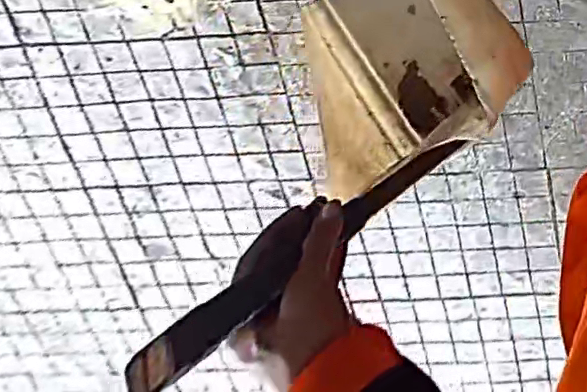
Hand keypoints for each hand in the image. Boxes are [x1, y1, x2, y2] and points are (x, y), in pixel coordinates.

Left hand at [232, 201, 354, 379]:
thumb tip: (327, 211)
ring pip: (300, 275)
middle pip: (278, 270)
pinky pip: (317, 284)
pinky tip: (340, 241)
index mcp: (244, 324)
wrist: (342, 377)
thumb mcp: (308, 285)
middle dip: (300, 239)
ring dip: (317, 246)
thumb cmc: (309, 347)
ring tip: (332, 221)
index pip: (253, 266)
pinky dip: (328, 261)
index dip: (276, 236)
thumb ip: (318, 243)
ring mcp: (289, 326)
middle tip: (317, 213)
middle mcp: (262, 326)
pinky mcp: (315, 326)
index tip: (298, 214)